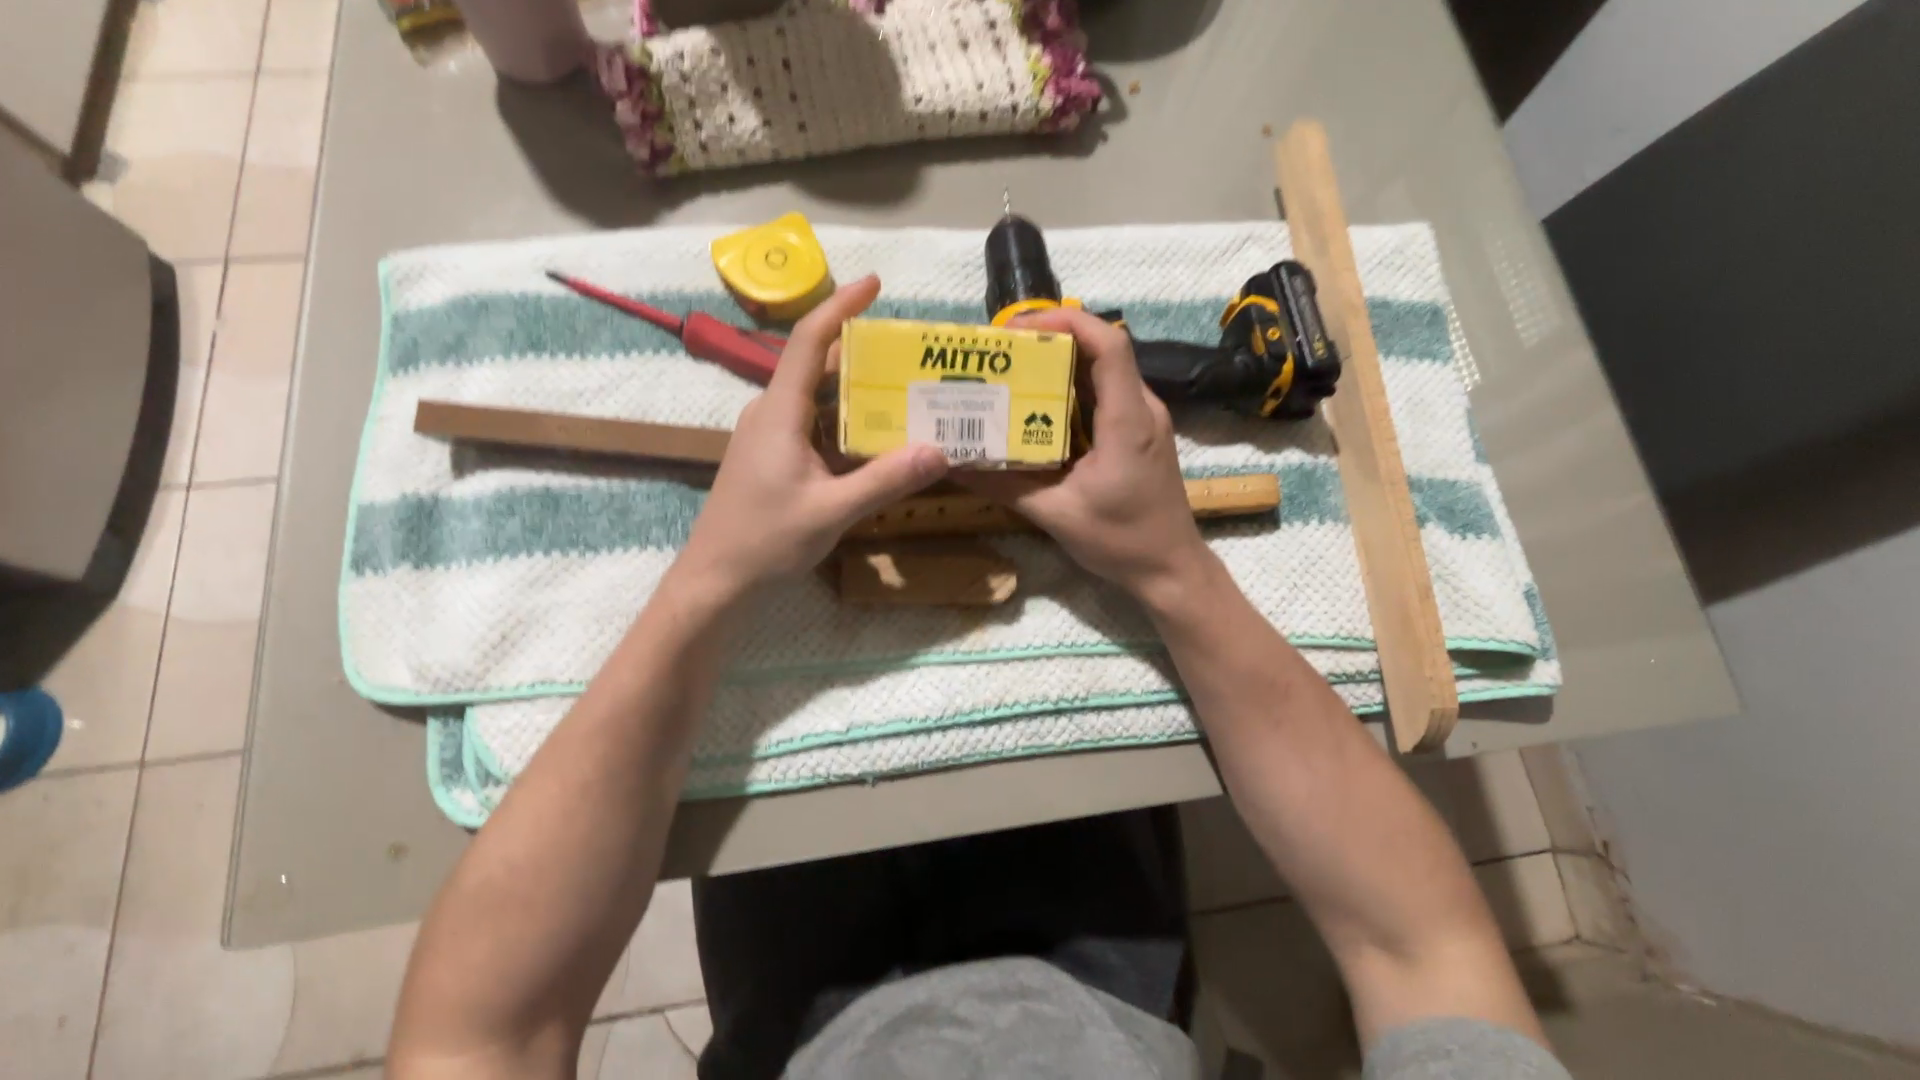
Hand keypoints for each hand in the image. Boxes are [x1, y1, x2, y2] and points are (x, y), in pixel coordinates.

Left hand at [673, 276, 949, 599]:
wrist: (716, 577)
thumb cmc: (765, 541)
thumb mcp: (832, 511)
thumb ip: (885, 480)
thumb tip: (940, 451)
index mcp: (780, 411)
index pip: (810, 341)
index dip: (840, 306)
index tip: (875, 284)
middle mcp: (771, 412)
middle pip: (820, 368)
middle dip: (865, 357)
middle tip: (913, 358)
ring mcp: (769, 434)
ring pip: (819, 399)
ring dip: (859, 395)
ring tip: (907, 396)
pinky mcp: (772, 455)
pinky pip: (814, 425)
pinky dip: (847, 424)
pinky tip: (877, 441)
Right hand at [959, 308, 1213, 600]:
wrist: (1171, 570)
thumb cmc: (1121, 542)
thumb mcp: (1055, 514)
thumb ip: (1004, 484)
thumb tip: (952, 463)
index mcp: (1127, 420)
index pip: (1108, 345)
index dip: (1067, 321)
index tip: (1018, 327)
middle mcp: (1142, 408)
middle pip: (1101, 351)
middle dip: (1050, 340)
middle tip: (1000, 352)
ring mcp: (1144, 419)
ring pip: (1101, 372)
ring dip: (1058, 365)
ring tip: (1010, 372)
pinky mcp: (1138, 433)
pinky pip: (1104, 396)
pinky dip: (1070, 392)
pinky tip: (1036, 408)